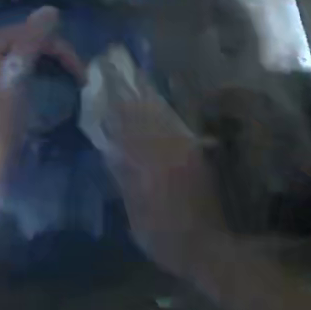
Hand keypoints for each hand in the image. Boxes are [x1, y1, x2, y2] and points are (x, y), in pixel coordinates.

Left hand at [0, 6, 83, 165]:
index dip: (60, 49)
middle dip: (57, 55)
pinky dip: (40, 74)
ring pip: (28, 55)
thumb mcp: (15, 78)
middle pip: (30, 40)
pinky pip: (22, 69)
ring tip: (71, 83)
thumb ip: (31, 41)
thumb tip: (51, 9)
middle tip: (80, 80)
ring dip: (52, 65)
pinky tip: (52, 86)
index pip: (33, 31)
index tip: (83, 75)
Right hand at [82, 49, 230, 278]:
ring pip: (159, 111)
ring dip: (143, 91)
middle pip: (142, 108)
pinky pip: (172, 122)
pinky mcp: (194, 152)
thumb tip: (109, 146)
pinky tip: (153, 100)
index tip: (99, 74)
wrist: (211, 248)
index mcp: (147, 160)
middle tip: (112, 61)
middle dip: (126, 85)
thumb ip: (123, 177)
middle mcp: (166, 146)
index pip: (123, 119)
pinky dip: (160, 107)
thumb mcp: (135, 212)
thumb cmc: (166, 237)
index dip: (111, 96)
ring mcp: (183, 147)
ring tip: (129, 72)